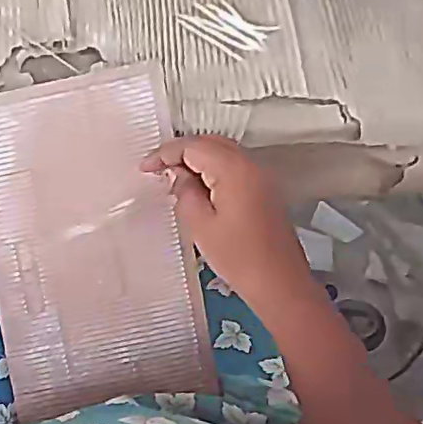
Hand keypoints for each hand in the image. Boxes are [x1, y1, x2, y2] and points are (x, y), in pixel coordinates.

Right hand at [142, 135, 316, 304]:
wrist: (277, 280)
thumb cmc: (239, 257)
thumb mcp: (200, 226)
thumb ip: (185, 193)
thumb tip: (178, 176)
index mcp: (234, 171)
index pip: (194, 147)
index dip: (166, 153)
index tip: (146, 167)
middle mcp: (251, 166)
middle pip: (210, 143)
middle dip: (181, 151)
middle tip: (156, 170)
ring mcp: (260, 177)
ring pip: (222, 153)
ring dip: (196, 159)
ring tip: (173, 179)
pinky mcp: (263, 190)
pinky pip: (233, 167)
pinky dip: (211, 169)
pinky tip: (197, 188)